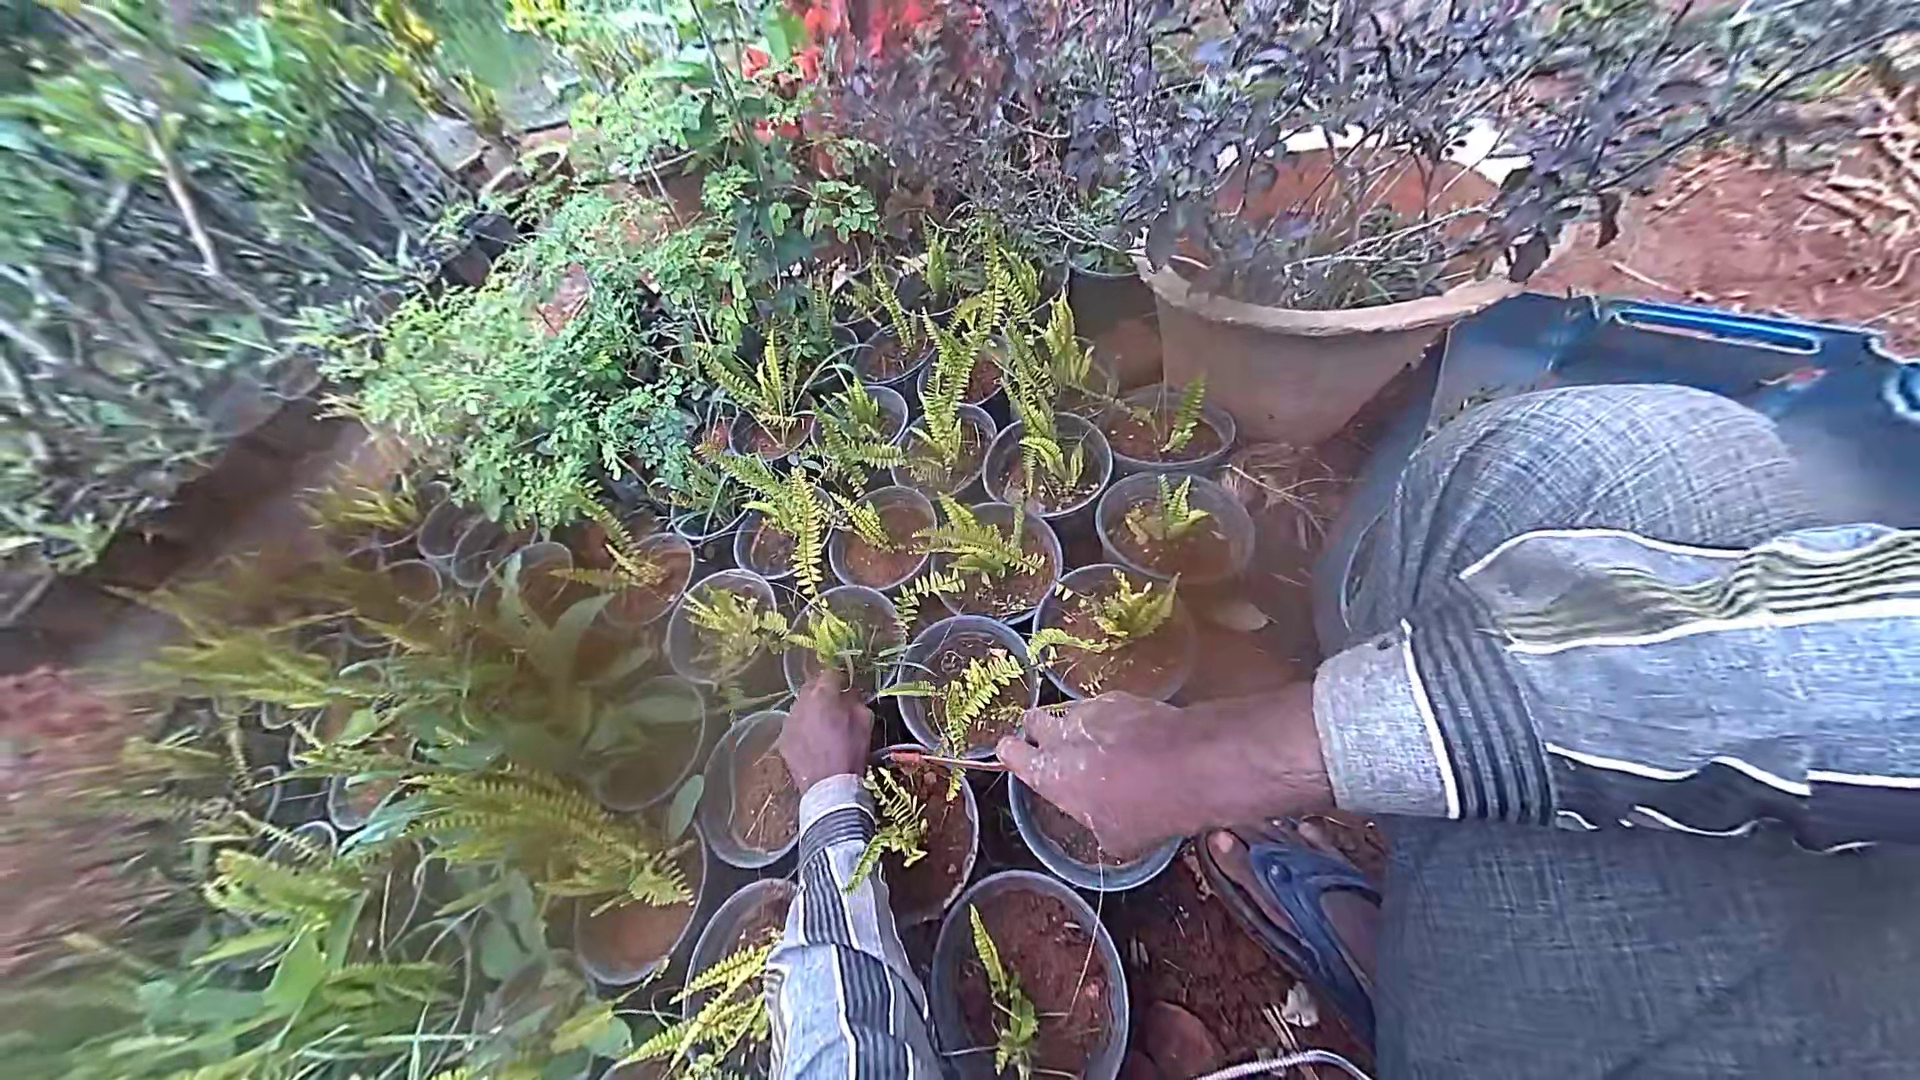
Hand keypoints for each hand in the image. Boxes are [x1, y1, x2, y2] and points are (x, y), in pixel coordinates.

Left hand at [778, 670, 872, 792]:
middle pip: (811, 686)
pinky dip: (803, 725)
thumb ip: (856, 700)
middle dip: (823, 690)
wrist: (830, 787)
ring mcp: (789, 721)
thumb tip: (850, 694)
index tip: (846, 685)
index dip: (840, 678)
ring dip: (812, 707)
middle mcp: (802, 703)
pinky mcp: (783, 738)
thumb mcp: (865, 721)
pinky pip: (794, 723)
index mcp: (824, 695)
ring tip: (822, 720)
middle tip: (834, 700)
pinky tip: (812, 737)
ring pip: (800, 705)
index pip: (830, 673)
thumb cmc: (851, 751)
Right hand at [997, 684, 1331, 857]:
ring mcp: (1089, 710)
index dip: (1011, 753)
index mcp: (1050, 774)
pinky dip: (1106, 718)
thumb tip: (1098, 815)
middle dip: (1038, 731)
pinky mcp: (1119, 696)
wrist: (1191, 764)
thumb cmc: (1149, 811)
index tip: (1015, 754)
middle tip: (1056, 747)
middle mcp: (1061, 735)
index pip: (1010, 753)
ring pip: (1066, 711)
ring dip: (1073, 725)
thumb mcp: (1116, 837)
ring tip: (1097, 743)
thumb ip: (1092, 820)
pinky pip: (1101, 706)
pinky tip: (1128, 735)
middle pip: (1032, 720)